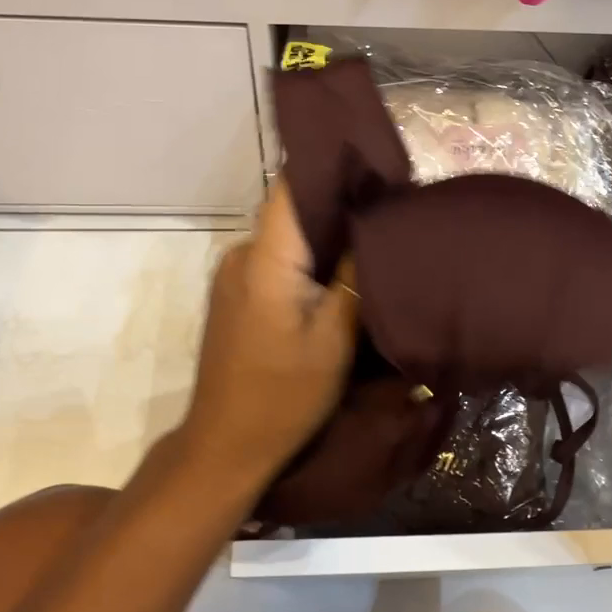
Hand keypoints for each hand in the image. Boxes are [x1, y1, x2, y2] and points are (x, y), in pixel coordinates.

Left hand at [180, 180, 357, 486]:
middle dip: (336, 207)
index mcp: (265, 258)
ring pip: (286, 237)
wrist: (225, 446)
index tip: (372, 165)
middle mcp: (241, 254)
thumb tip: (371, 224)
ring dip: (322, 238)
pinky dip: (304, 260)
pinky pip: (276, 259)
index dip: (329, 170)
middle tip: (386, 211)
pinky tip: (335, 277)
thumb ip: (353, 274)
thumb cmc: (285, 395)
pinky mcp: (234, 293)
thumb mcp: (335, 337)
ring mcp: (232, 274)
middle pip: (291, 211)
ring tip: (369, 244)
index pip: (292, 188)